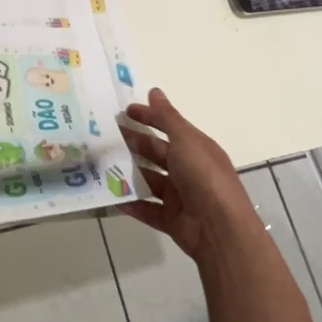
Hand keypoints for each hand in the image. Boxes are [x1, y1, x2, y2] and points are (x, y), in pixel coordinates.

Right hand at [120, 88, 259, 262]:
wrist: (220, 230)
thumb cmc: (204, 177)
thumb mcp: (186, 140)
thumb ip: (167, 117)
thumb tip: (154, 91)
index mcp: (197, 149)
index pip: (169, 127)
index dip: (148, 117)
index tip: (123, 112)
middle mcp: (189, 171)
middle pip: (156, 153)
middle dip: (133, 144)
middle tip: (104, 136)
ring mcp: (180, 197)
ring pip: (149, 180)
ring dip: (128, 172)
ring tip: (100, 162)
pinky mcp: (171, 220)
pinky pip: (146, 208)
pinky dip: (130, 202)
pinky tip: (109, 194)